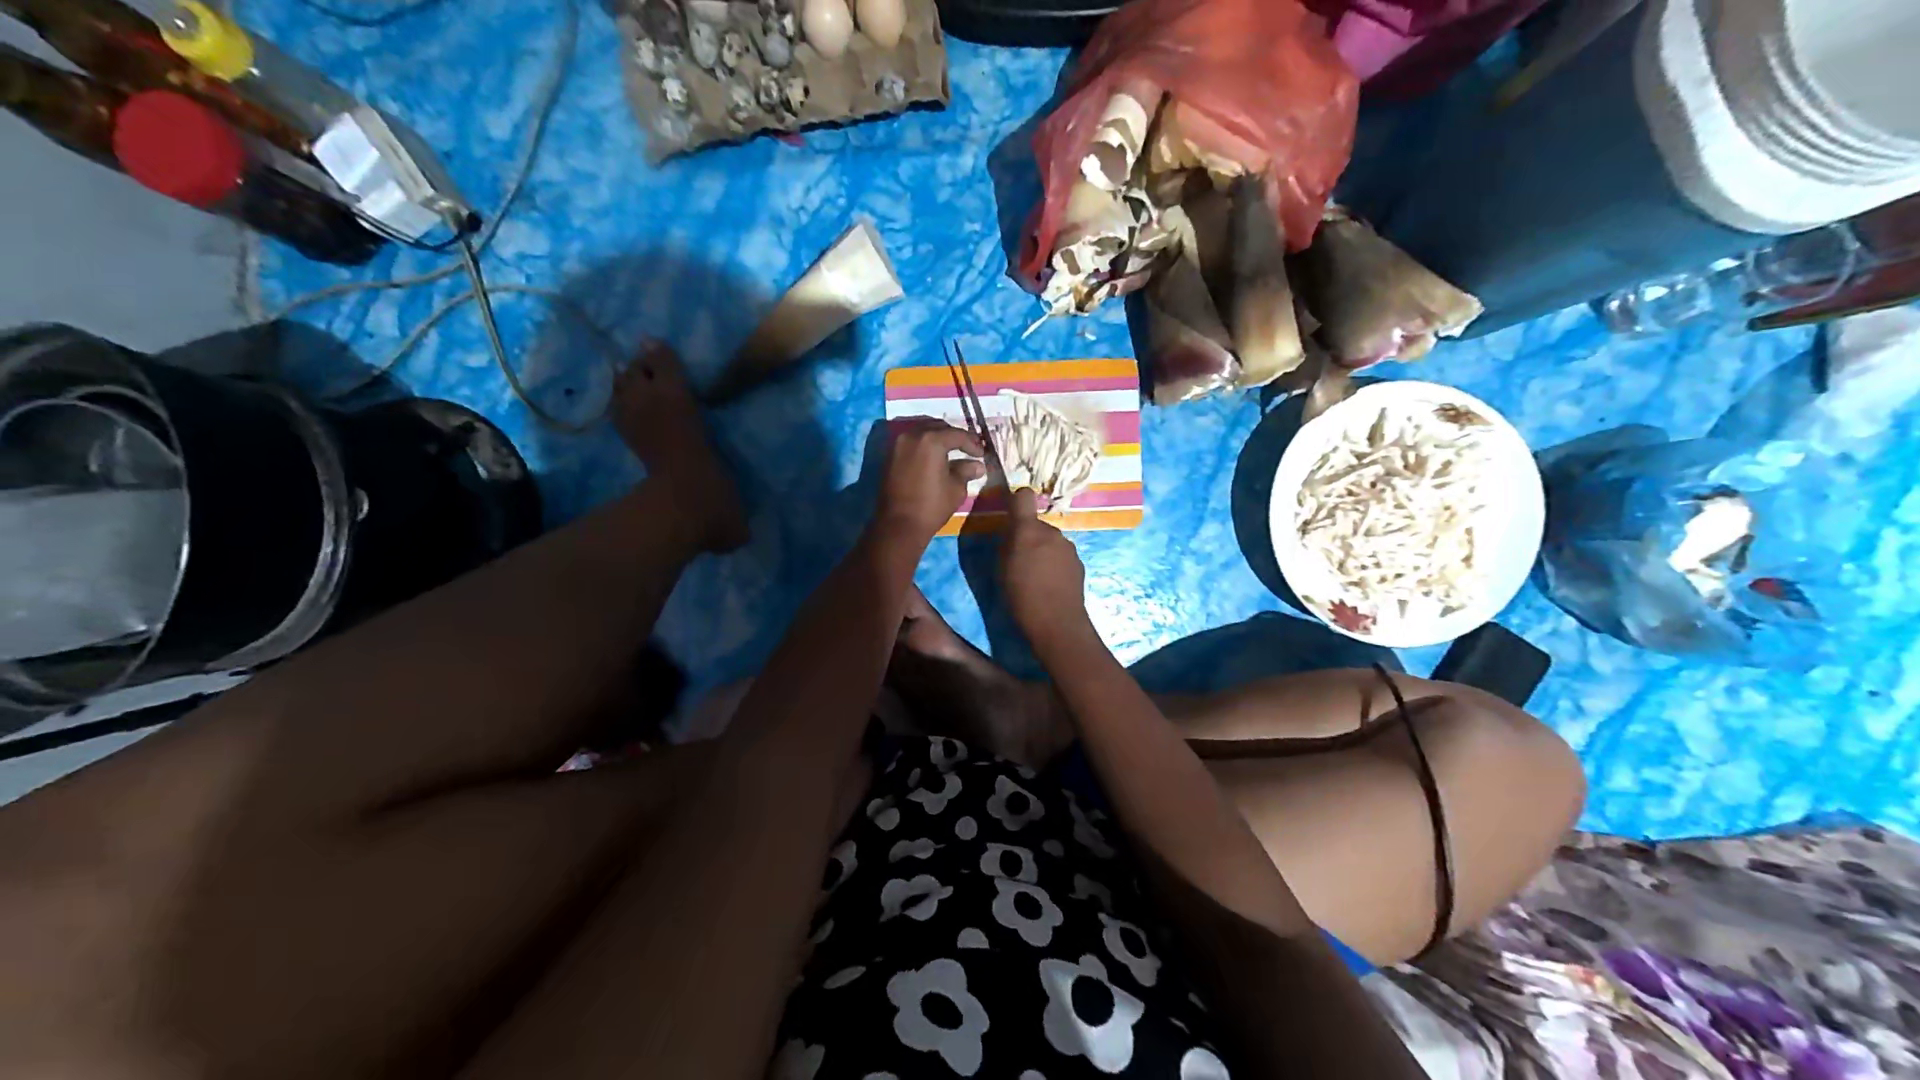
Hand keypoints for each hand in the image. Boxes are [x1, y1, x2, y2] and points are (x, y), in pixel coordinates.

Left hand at [875, 419, 985, 545]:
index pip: (957, 434)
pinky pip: (911, 442)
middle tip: (968, 449)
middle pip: (938, 427)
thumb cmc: (931, 506)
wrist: (898, 524)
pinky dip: (923, 445)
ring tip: (951, 451)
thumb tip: (978, 465)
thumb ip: (966, 471)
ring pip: (922, 432)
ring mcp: (898, 444)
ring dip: (937, 438)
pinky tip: (933, 457)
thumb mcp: (955, 488)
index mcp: (931, 440)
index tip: (982, 453)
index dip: (972, 443)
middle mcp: (912, 435)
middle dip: (954, 436)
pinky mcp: (890, 455)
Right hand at [1000, 487, 1093, 653]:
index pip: (1024, 496)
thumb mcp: (1001, 569)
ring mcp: (1069, 547)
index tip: (1011, 514)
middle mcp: (1052, 532)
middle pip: (1037, 525)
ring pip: (1050, 541)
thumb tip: (1011, 534)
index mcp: (1028, 530)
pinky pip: (1061, 556)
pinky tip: (1050, 585)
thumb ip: (1006, 544)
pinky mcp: (1078, 563)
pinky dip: (1054, 564)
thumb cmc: (1021, 597)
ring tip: (1035, 577)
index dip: (1017, 501)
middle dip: (1028, 536)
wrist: (1057, 623)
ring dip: (1042, 551)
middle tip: (1018, 560)